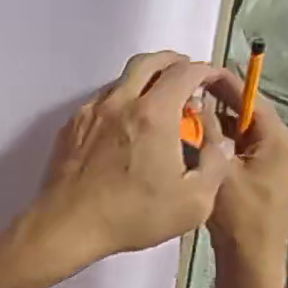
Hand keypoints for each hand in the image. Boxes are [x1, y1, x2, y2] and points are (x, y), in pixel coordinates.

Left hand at [9, 53, 237, 287]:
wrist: (68, 224)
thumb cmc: (132, 215)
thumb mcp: (193, 201)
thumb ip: (215, 165)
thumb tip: (218, 143)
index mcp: (152, 115)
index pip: (185, 72)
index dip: (206, 71)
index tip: (214, 80)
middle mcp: (118, 103)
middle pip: (147, 62)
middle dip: (173, 63)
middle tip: (187, 78)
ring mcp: (89, 113)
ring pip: (120, 80)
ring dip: (143, 82)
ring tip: (158, 105)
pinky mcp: (70, 127)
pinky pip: (100, 102)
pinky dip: (119, 102)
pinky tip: (126, 127)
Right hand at [200, 72, 287, 281]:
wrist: (252, 260)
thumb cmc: (238, 215)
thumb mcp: (217, 169)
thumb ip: (206, 132)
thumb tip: (194, 100)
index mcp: (278, 141)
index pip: (251, 99)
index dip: (224, 83)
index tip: (196, 71)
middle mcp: (283, 148)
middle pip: (247, 114)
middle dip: (217, 103)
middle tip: (184, 92)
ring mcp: (274, 165)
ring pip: (241, 133)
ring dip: (215, 124)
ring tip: (183, 115)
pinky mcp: (262, 179)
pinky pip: (239, 149)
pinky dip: (219, 142)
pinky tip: (193, 143)